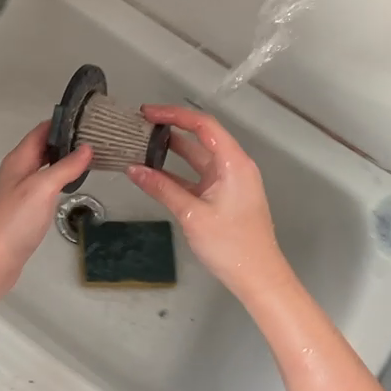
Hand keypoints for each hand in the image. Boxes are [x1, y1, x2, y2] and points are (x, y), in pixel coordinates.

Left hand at [0, 122, 90, 290]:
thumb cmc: (15, 220)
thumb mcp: (43, 188)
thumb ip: (65, 167)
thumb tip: (86, 148)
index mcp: (18, 160)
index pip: (40, 131)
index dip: (62, 123)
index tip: (87, 119)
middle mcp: (16, 172)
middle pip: (41, 148)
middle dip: (65, 141)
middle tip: (94, 139)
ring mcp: (18, 192)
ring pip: (42, 167)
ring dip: (62, 161)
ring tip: (89, 159)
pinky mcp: (22, 210)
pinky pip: (42, 186)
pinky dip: (58, 180)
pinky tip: (70, 186)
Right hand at [128, 105, 291, 299]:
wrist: (257, 277)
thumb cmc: (231, 245)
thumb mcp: (192, 214)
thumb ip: (162, 188)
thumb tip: (133, 169)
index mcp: (233, 163)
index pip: (203, 126)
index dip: (174, 114)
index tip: (148, 113)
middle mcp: (233, 166)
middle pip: (200, 137)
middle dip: (170, 128)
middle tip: (140, 125)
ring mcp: (228, 182)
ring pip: (196, 157)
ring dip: (171, 151)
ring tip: (141, 144)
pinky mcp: (222, 196)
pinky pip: (196, 176)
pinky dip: (176, 172)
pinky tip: (153, 173)